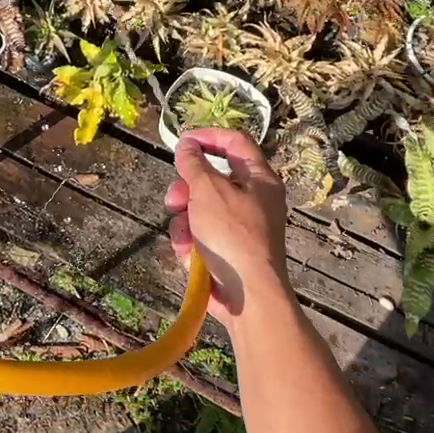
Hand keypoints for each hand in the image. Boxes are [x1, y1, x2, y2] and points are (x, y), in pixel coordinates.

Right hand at [165, 128, 290, 323]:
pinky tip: (187, 253)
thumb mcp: (208, 191)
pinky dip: (190, 240)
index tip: (182, 141)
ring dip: (184, 218)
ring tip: (183, 234)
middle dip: (186, 188)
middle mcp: (252, 199)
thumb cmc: (233, 235)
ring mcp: (239, 226)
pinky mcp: (227, 249)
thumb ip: (194, 164)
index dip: (208, 136)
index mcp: (259, 179)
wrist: (247, 297)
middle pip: (211, 177)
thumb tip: (186, 145)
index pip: (235, 141)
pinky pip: (201, 233)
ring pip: (200, 207)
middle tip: (174, 198)